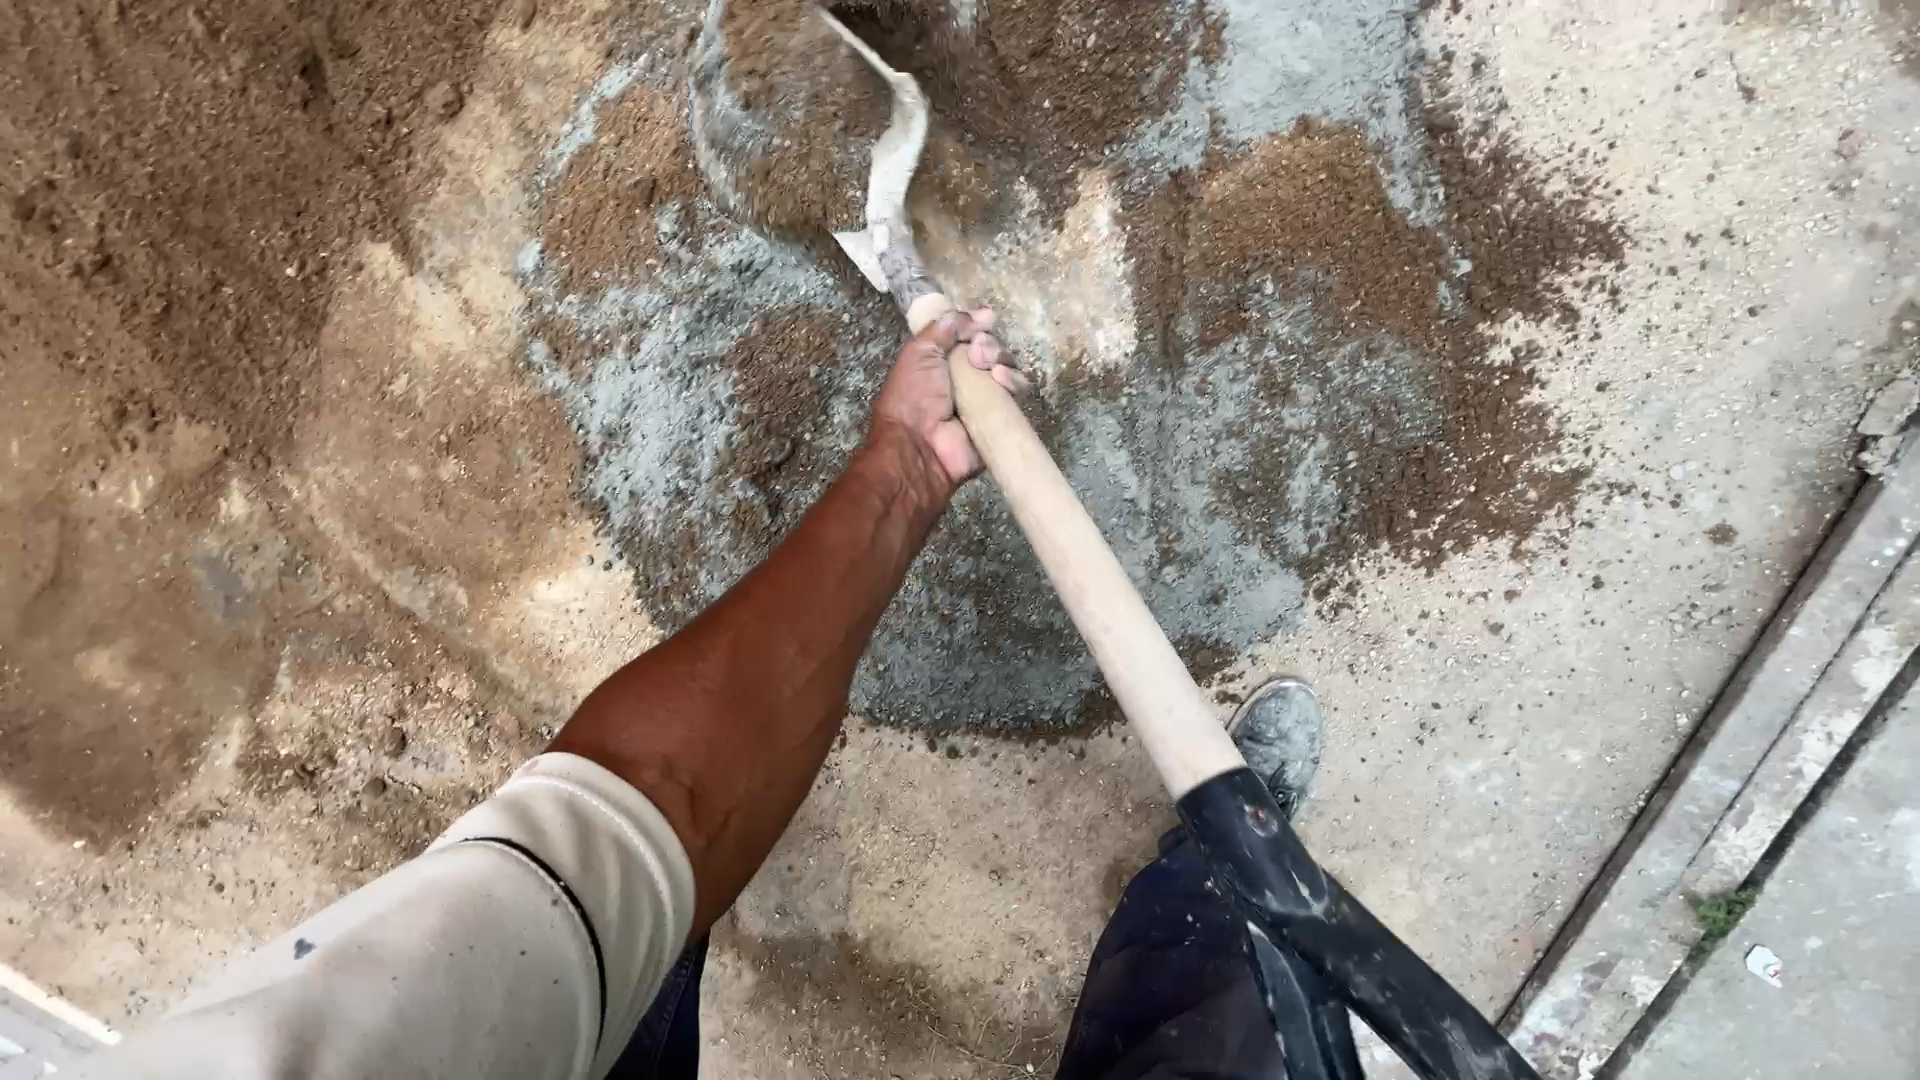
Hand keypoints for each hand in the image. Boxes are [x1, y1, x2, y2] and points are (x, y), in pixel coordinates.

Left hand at [870, 308, 1025, 490]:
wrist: (917, 445)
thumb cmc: (912, 397)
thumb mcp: (920, 351)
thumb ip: (947, 327)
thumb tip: (984, 314)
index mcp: (944, 363)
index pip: (973, 338)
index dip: (978, 329)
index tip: (977, 328)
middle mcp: (966, 381)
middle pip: (994, 353)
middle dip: (991, 346)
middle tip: (977, 355)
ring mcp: (984, 402)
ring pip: (1009, 372)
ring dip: (1004, 362)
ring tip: (989, 369)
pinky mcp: (1000, 421)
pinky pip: (1016, 399)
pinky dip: (1013, 384)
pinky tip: (1002, 382)